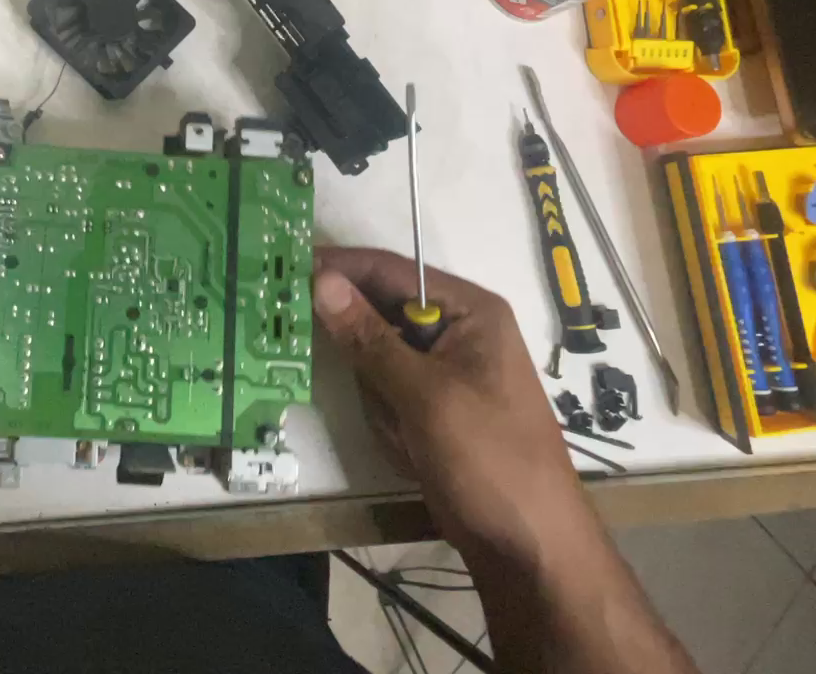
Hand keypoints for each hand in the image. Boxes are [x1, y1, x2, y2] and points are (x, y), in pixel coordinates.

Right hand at [312, 247, 594, 568]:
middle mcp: (455, 329)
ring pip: (373, 354)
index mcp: (469, 310)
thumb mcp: (423, 394)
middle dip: (365, 353)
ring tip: (407, 431)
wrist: (527, 546)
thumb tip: (320, 280)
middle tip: (362, 379)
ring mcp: (441, 367)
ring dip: (378, 394)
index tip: (288, 268)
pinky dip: (385, 414)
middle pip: (378, 313)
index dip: (341, 267)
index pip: (391, 270)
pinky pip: (382, 387)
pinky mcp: (428, 401)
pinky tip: (410, 445)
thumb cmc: (488, 458)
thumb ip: (368, 336)